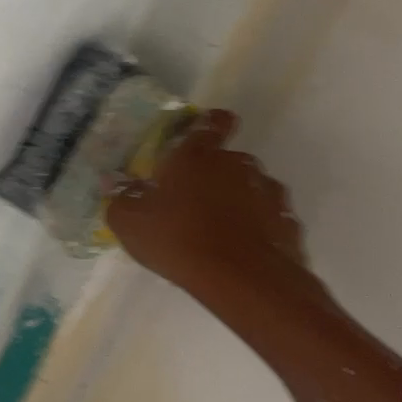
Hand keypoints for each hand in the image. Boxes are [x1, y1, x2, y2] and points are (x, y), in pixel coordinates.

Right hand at [106, 109, 311, 298]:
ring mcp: (268, 192)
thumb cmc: (176, 238)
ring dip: (233, 197)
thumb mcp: (127, 220)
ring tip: (212, 226)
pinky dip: (253, 222)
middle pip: (227, 158)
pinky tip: (235, 243)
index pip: (212, 123)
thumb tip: (115, 181)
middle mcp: (237, 165)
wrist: (242, 278)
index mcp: (196, 157)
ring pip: (249, 185)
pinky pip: (265, 214)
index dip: (208, 124)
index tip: (199, 134)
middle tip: (187, 198)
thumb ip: (121, 196)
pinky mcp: (286, 221)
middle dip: (210, 173)